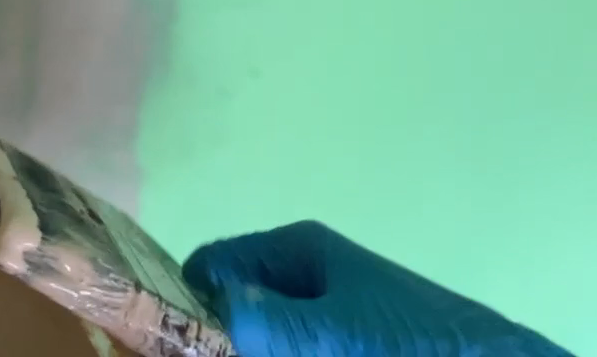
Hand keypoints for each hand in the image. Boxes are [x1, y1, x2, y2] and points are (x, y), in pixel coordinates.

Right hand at [182, 221, 573, 356]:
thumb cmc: (419, 347)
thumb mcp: (338, 337)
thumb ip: (269, 324)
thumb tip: (207, 308)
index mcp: (296, 250)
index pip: (210, 265)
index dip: (188, 304)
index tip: (178, 347)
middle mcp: (303, 278)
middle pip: (234, 309)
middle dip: (223, 340)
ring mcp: (324, 319)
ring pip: (263, 337)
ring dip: (252, 345)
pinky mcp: (342, 344)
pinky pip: (293, 345)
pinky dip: (276, 351)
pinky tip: (277, 356)